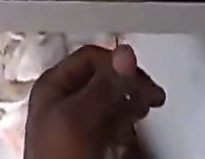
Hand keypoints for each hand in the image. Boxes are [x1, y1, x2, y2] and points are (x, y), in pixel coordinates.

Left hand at [24, 45, 165, 158]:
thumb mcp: (80, 117)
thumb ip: (103, 85)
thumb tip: (126, 54)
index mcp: (52, 88)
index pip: (89, 57)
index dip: (116, 62)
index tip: (139, 73)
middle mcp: (61, 103)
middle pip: (101, 80)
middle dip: (127, 82)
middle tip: (151, 92)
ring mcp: (73, 128)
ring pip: (108, 103)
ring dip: (130, 101)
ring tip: (149, 105)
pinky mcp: (85, 149)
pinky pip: (109, 127)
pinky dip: (124, 123)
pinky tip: (133, 129)